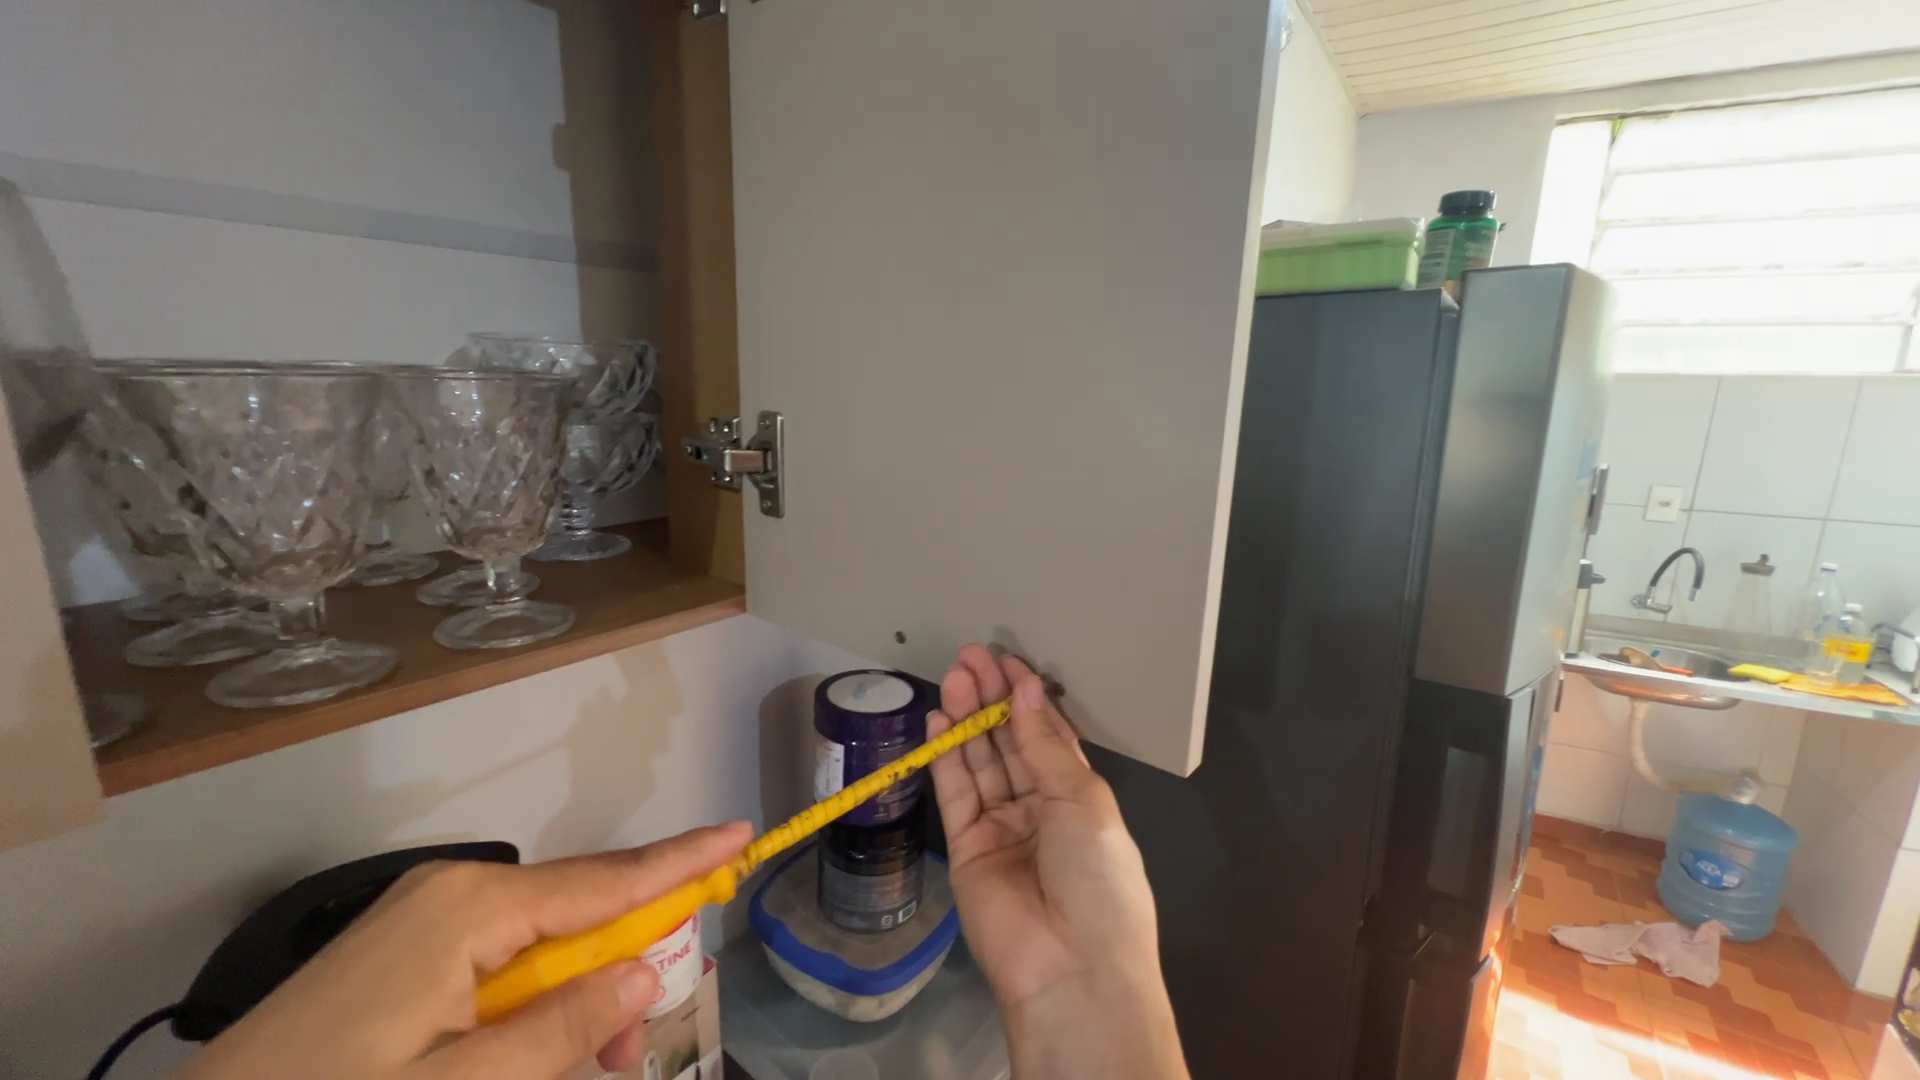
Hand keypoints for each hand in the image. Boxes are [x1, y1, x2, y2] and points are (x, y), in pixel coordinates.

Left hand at [178, 823, 750, 1079]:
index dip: (684, 860)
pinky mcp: (405, 948)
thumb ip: (561, 1029)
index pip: (610, 879)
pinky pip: (499, 960)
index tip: (743, 832)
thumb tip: (643, 968)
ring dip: (570, 1001)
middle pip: (581, 910)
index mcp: (476, 908)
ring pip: (542, 943)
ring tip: (574, 1066)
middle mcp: (457, 893)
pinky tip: (518, 1053)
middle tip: (624, 1052)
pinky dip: (527, 1005)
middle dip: (620, 967)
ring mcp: (426, 916)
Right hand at [927, 645, 1186, 1079]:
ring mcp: (1001, 826)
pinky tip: (938, 721)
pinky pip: (955, 793)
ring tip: (953, 677)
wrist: (1071, 971)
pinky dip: (945, 757)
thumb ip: (1045, 747)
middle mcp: (1039, 806)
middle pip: (1010, 742)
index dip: (1027, 697)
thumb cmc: (1098, 880)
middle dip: (992, 698)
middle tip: (970, 657)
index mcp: (1079, 796)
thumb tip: (1026, 692)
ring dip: (966, 719)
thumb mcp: (1084, 803)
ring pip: (980, 761)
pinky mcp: (967, 846)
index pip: (1048, 735)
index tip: (1007, 661)